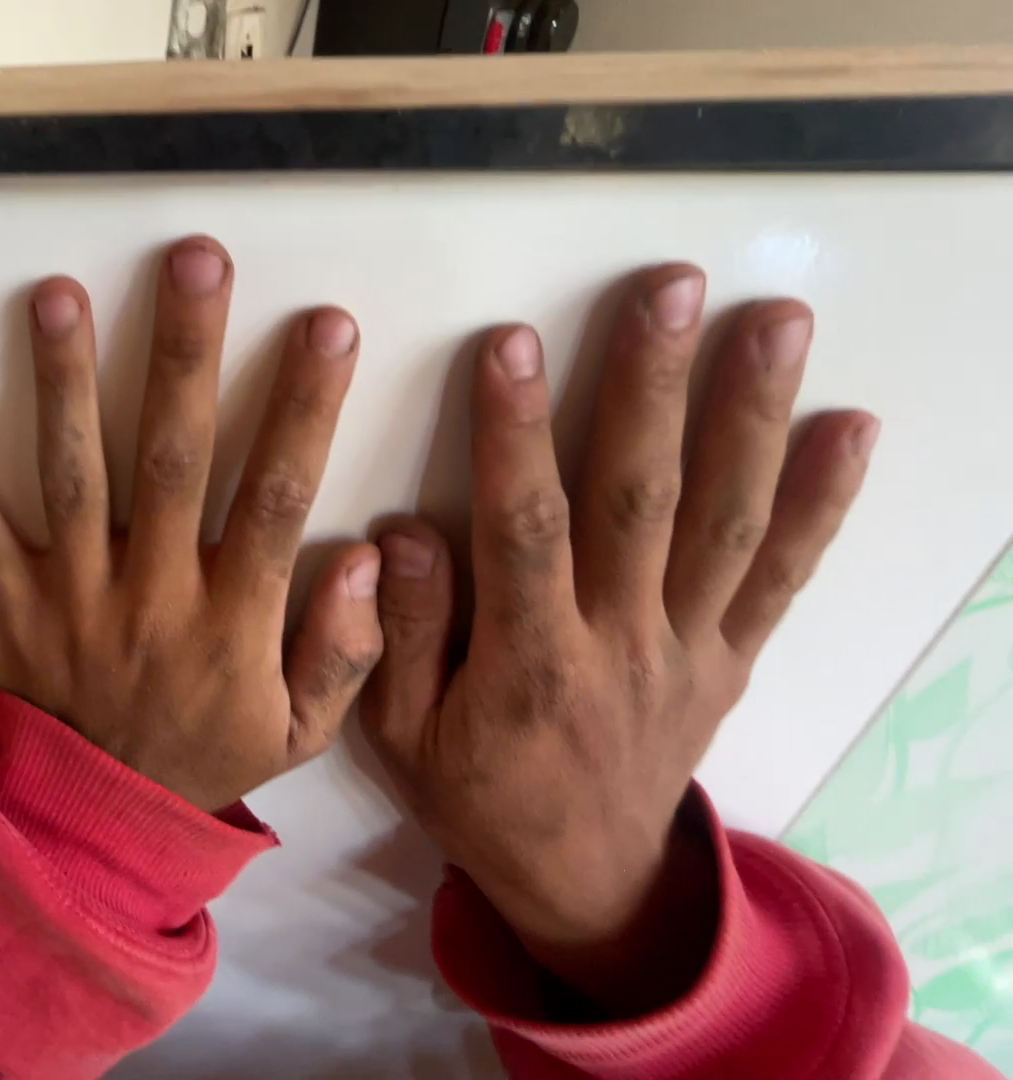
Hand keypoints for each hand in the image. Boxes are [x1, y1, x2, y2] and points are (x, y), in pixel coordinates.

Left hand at [0, 236, 383, 810]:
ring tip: (58, 294)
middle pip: (172, 458)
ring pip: (71, 475)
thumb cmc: (205, 759)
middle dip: (185, 354)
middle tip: (192, 260)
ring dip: (64, 381)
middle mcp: (151, 591)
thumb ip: (344, 652)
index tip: (326, 327)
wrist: (101, 817)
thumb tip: (370, 558)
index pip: (275, 499)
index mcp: (231, 621)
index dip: (305, 411)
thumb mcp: (300, 733)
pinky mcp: (15, 604)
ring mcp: (74, 593)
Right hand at [362, 266, 877, 1014]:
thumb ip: (398, 636)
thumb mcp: (397, 735)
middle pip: (641, 501)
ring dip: (750, 416)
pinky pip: (781, 579)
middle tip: (670, 290)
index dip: (514, 435)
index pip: (523, 529)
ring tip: (773, 321)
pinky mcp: (727, 657)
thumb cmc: (471, 797)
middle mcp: (621, 641)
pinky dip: (821, 503)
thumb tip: (400, 533)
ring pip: (726, 522)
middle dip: (651, 388)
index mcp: (529, 661)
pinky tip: (850, 429)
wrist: (582, 880)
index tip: (510, 345)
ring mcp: (687, 646)